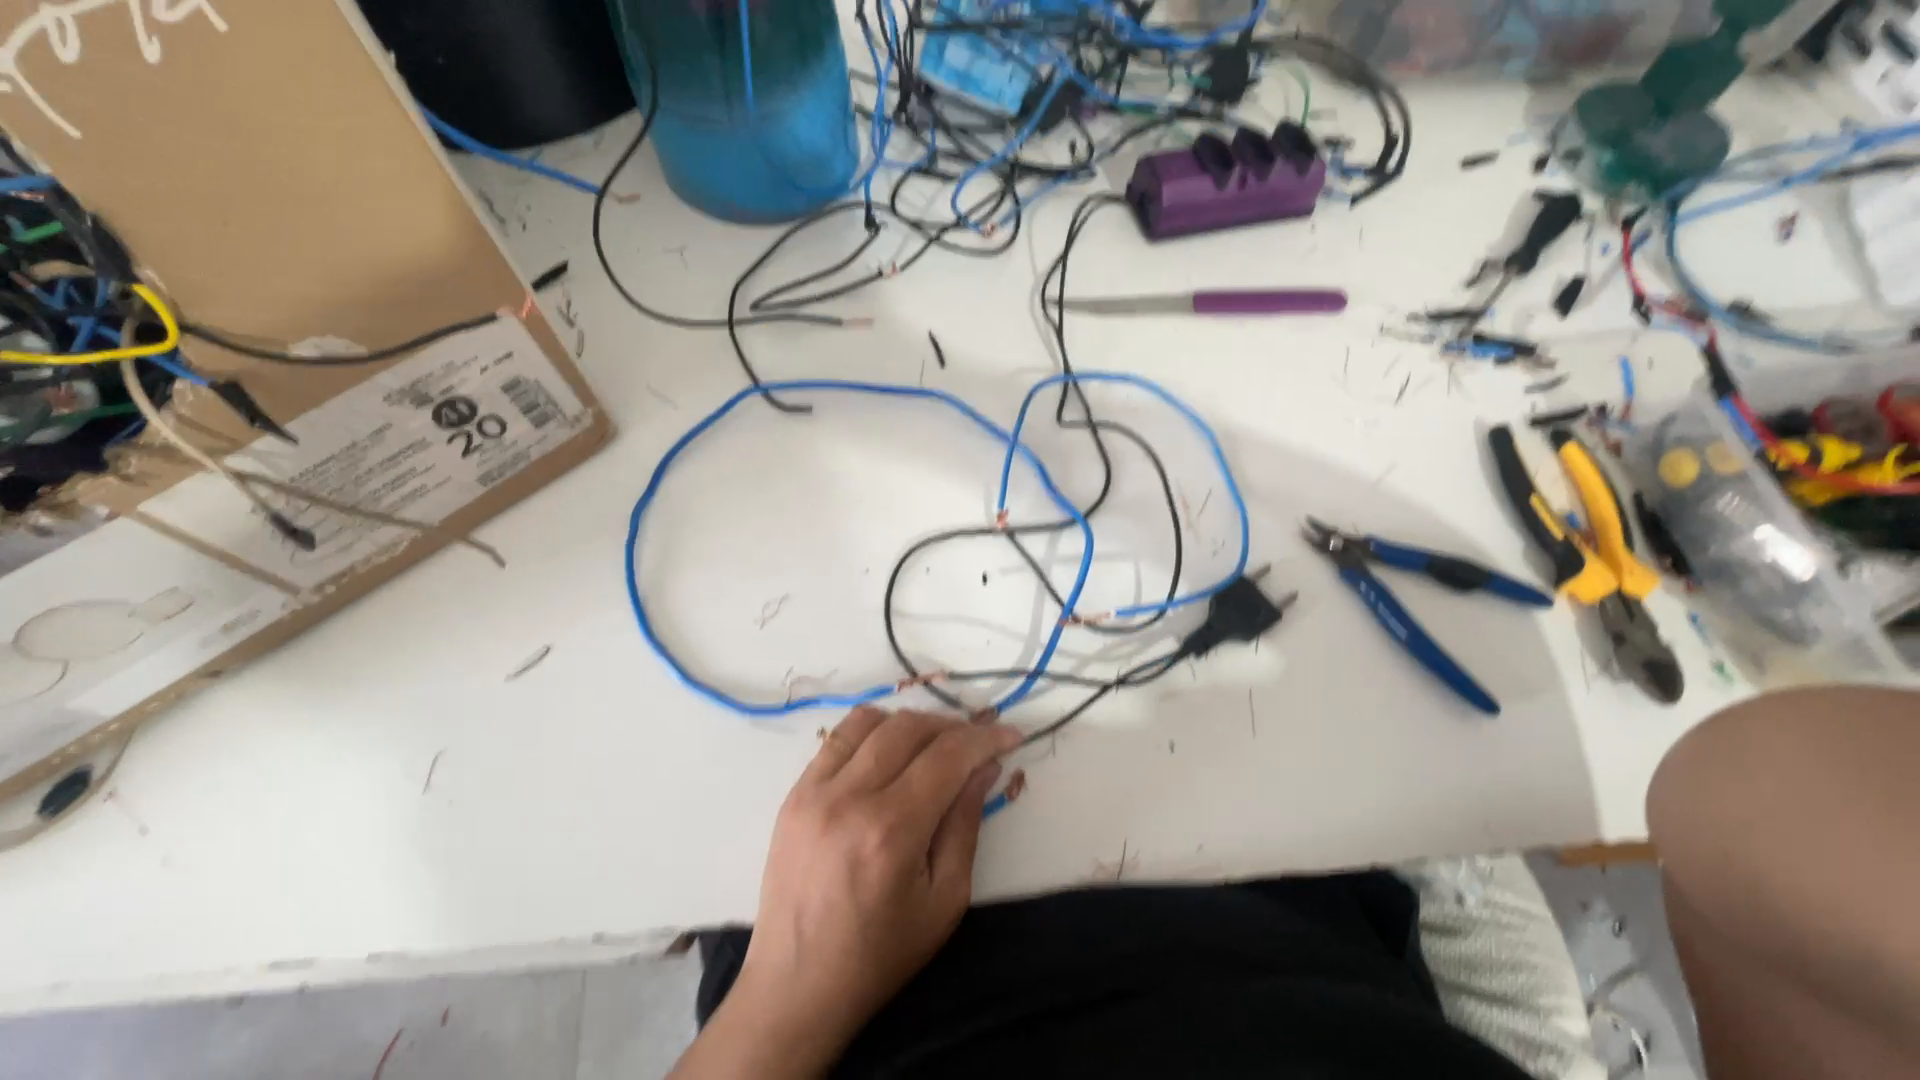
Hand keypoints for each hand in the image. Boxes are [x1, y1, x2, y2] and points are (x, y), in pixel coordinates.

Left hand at [672, 707, 1019, 1078]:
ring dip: (910, 724)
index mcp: (892, 830)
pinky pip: (835, 740)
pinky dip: (870, 733)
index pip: (948, 756)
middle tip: (976, 745)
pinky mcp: (792, 796)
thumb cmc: (881, 953)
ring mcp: (813, 792)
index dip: (985, 739)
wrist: (799, 985)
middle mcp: (849, 798)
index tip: (1011, 737)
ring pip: (869, 722)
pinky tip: (888, 754)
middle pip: (909, 728)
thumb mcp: (945, 900)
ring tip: (933, 746)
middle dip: (952, 727)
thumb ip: (965, 825)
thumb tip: (985, 768)